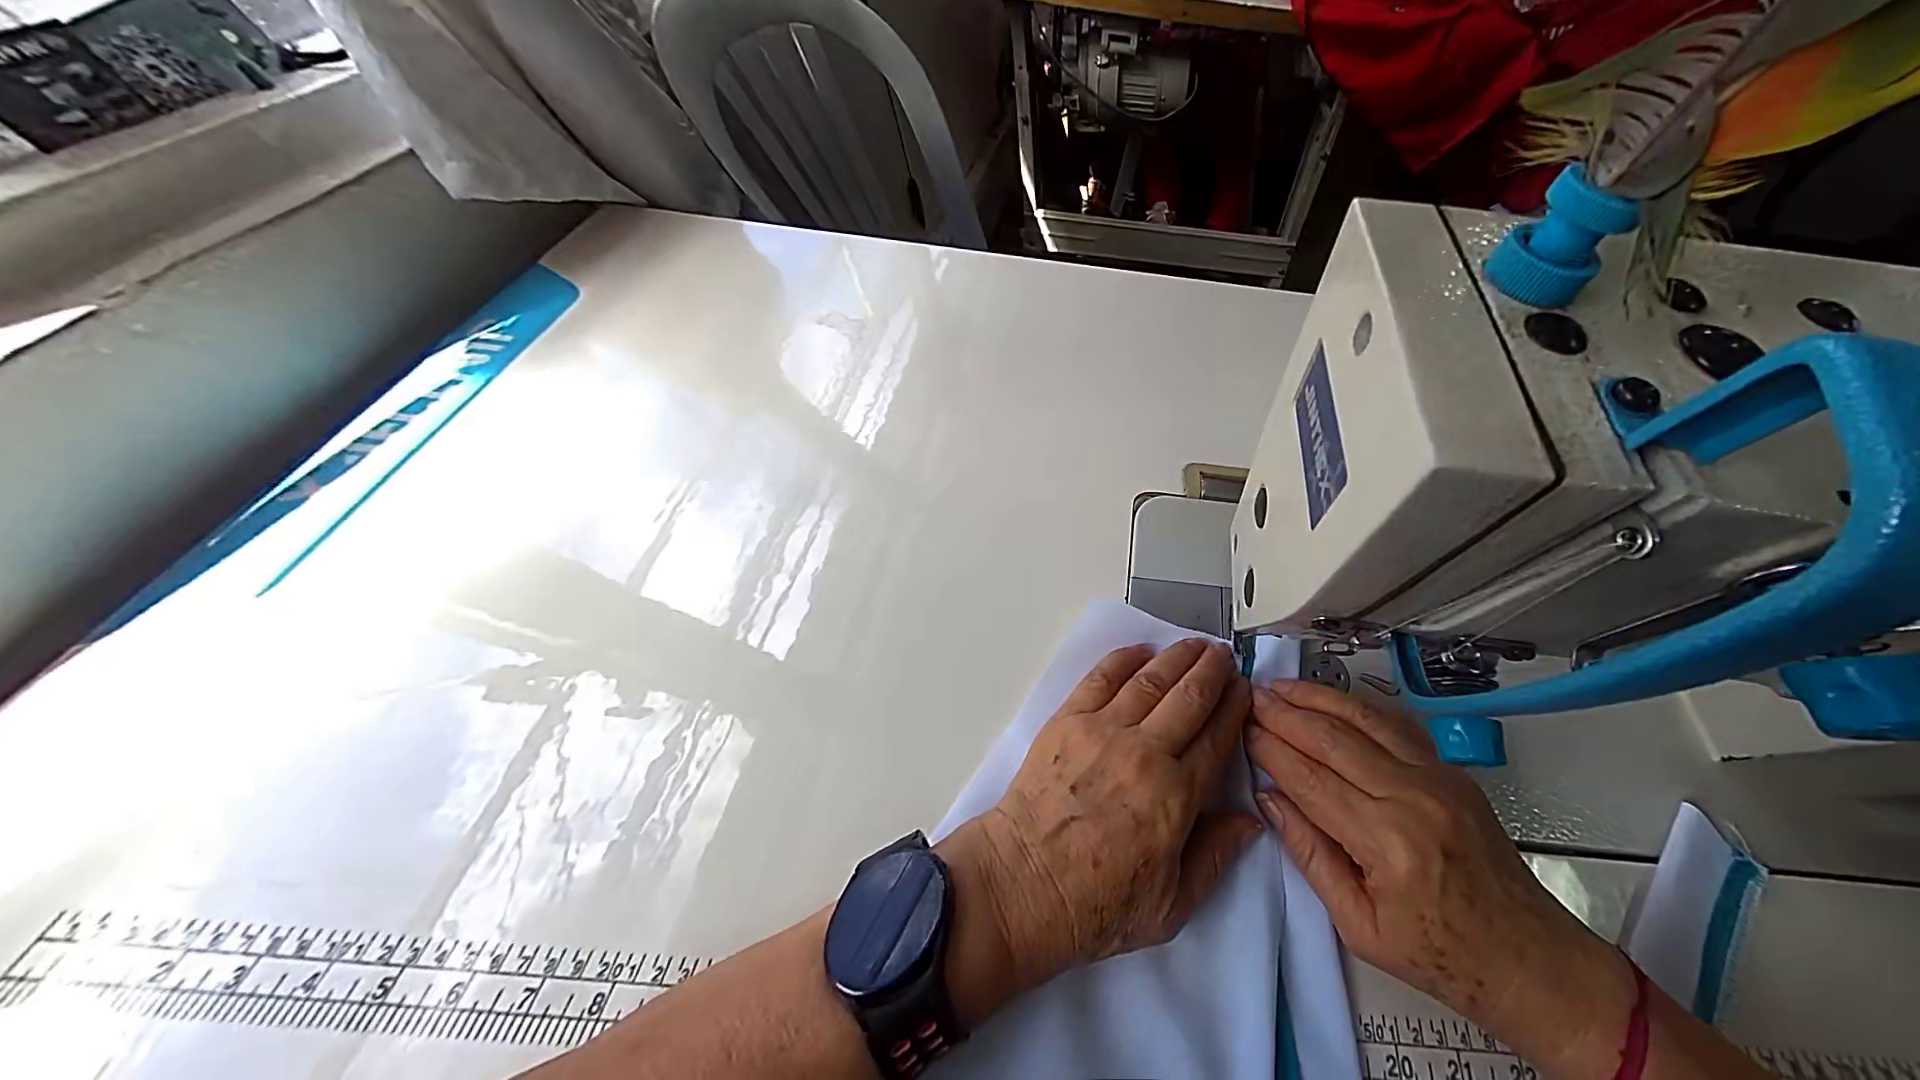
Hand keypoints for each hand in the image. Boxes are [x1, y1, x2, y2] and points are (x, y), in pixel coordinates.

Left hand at [955, 639, 1262, 1000]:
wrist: (1023, 883)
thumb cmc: (1096, 902)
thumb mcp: (1172, 905)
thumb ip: (1215, 857)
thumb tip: (1249, 820)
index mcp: (1175, 796)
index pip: (1216, 738)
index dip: (1234, 709)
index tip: (1244, 691)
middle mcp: (1143, 753)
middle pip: (1188, 699)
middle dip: (1211, 672)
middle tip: (1224, 656)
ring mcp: (1101, 732)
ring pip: (1149, 682)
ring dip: (1175, 659)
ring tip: (1193, 645)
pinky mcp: (1065, 722)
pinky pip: (1099, 680)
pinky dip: (1121, 660)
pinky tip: (1139, 651)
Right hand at [1243, 679, 1637, 1079]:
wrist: (1534, 963)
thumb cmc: (1443, 957)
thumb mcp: (1358, 925)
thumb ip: (1309, 854)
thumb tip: (1269, 798)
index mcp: (1387, 842)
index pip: (1308, 778)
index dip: (1268, 749)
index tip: (1239, 731)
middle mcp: (1415, 799)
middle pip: (1332, 739)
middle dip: (1284, 714)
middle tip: (1249, 698)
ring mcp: (1440, 780)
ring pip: (1365, 720)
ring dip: (1317, 698)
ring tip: (1280, 686)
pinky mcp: (1453, 774)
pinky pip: (1396, 726)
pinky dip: (1357, 706)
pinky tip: (1331, 698)